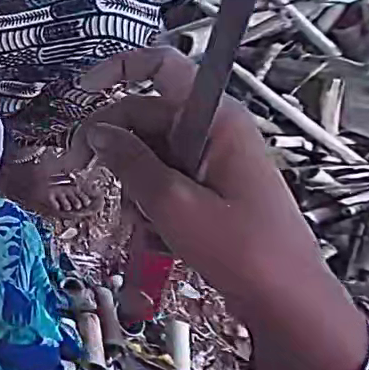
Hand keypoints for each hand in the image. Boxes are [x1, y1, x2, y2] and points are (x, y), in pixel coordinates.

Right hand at [79, 94, 330, 308]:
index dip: (118, 69)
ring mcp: (210, 157)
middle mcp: (213, 130)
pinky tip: (157, 231)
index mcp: (215, 119)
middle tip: (82, 168)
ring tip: (145, 221)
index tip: (85, 91)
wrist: (286, 302)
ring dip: (133, 185)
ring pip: (147, 152)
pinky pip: (161, 178)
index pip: (162, 67)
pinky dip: (149, 202)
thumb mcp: (173, 205)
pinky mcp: (207, 184)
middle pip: (144, 115)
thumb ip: (129, 162)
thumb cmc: (246, 253)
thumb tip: (98, 133)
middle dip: (113, 146)